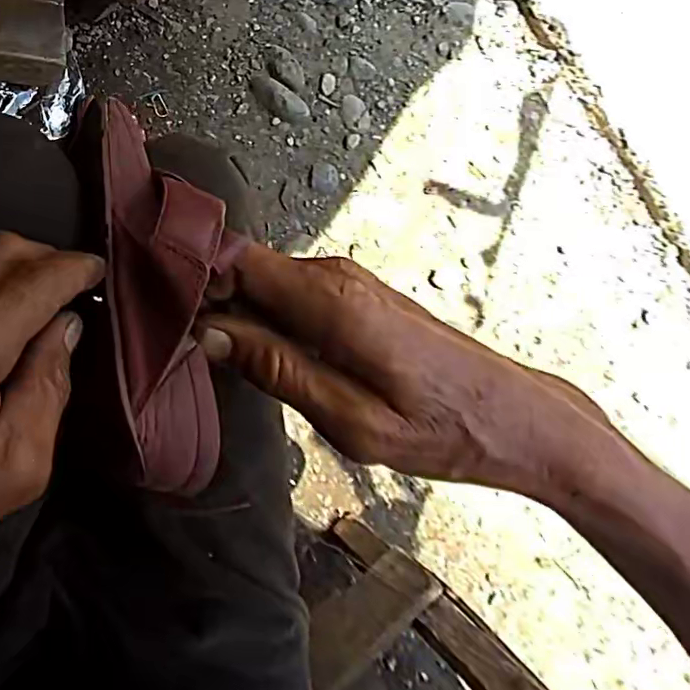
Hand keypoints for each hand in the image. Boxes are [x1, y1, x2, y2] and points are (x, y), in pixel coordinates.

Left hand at [0, 233, 103, 689]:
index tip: (96, 269)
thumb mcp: (19, 463)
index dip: (73, 268)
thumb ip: (48, 383)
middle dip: (45, 257)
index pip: (34, 282)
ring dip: (9, 267)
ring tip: (34, 299)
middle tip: (70, 282)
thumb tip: (66, 326)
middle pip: (0, 249)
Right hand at [196, 245, 621, 501]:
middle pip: (241, 265)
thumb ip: (276, 370)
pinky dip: (258, 312)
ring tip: (218, 349)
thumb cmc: (446, 429)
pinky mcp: (349, 291)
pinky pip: (282, 289)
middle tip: (182, 339)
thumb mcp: (353, 422)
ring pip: (259, 277)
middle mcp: (332, 275)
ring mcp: (342, 279)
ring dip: (231, 307)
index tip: (165, 307)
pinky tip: (258, 347)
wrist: (523, 418)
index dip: (193, 275)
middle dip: (206, 296)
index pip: (234, 259)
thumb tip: (211, 335)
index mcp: (330, 301)